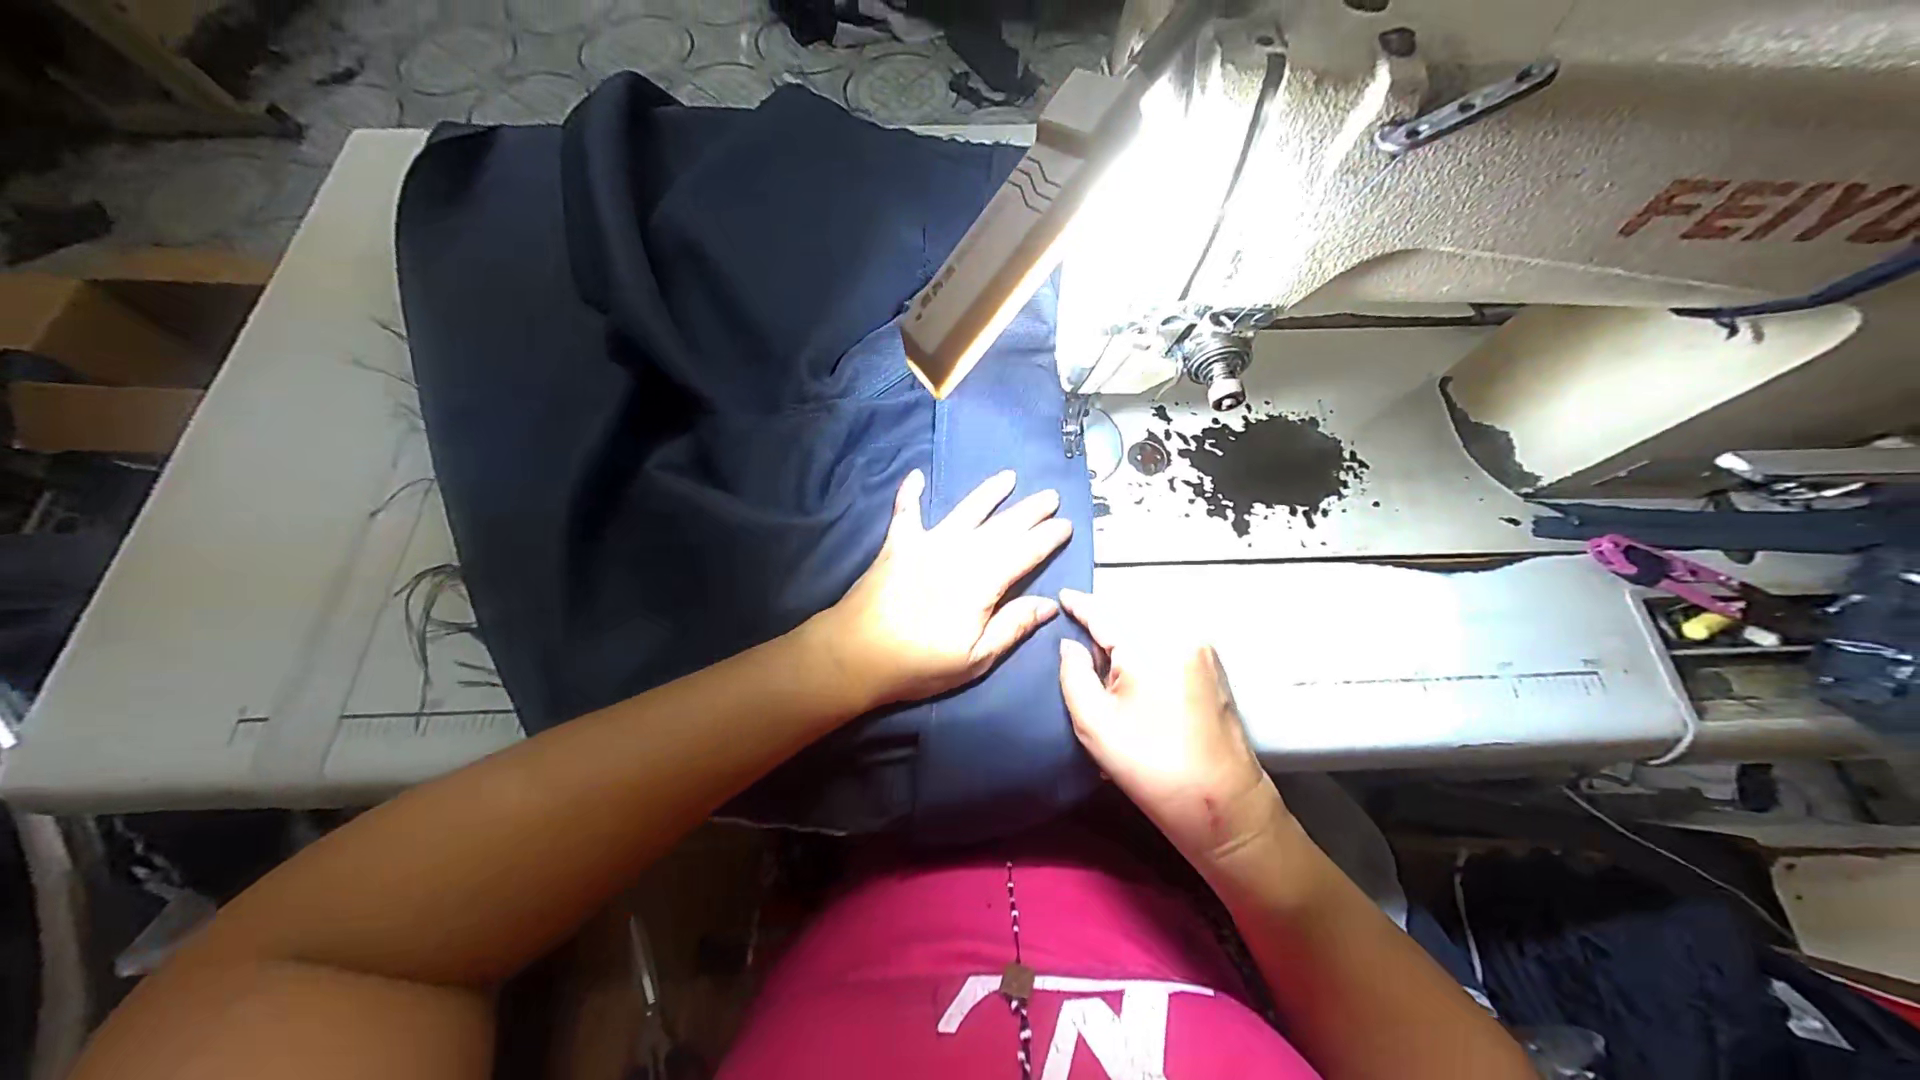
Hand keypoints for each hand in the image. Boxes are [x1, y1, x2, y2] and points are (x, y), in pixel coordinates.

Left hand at [807, 469, 1071, 708]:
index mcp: (981, 582)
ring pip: (964, 512)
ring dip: (988, 494)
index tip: (1065, 525)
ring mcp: (925, 544)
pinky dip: (910, 493)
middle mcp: (958, 553)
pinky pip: (906, 512)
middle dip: (1029, 511)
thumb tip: (1049, 604)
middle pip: (1001, 528)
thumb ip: (1012, 626)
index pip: (1024, 553)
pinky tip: (917, 475)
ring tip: (1007, 477)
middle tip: (1050, 496)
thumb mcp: (975, 658)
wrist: (856, 654)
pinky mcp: (897, 545)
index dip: (1047, 538)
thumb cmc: (918, 664)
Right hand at [1057, 589, 1288, 866]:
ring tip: (1103, 657)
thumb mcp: (1095, 724)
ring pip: (1150, 625)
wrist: (1224, 805)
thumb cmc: (1154, 769)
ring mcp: (1203, 650)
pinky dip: (1145, 643)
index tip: (1062, 597)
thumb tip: (1070, 645)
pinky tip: (1134, 669)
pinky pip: (1168, 639)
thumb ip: (1073, 675)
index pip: (1106, 613)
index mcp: (1152, 648)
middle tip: (1077, 635)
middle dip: (1103, 619)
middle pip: (1130, 614)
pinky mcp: (1213, 666)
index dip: (1079, 605)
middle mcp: (1182, 637)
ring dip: (1125, 632)